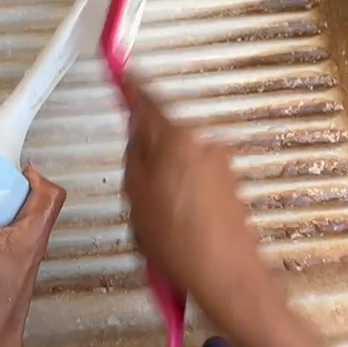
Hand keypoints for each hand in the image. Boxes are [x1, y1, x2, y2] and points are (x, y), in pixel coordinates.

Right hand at [119, 73, 279, 332]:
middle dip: (143, 160)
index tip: (117, 65)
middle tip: (134, 196)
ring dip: (161, 186)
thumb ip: (132, 155)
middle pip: (159, 136)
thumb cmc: (183, 246)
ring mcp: (220, 166)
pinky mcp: (229, 188)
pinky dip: (179, 201)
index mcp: (177, 139)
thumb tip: (133, 132)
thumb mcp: (136, 198)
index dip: (126, 83)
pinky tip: (174, 234)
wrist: (229, 281)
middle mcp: (204, 144)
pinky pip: (191, 183)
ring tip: (156, 226)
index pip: (144, 98)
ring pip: (175, 163)